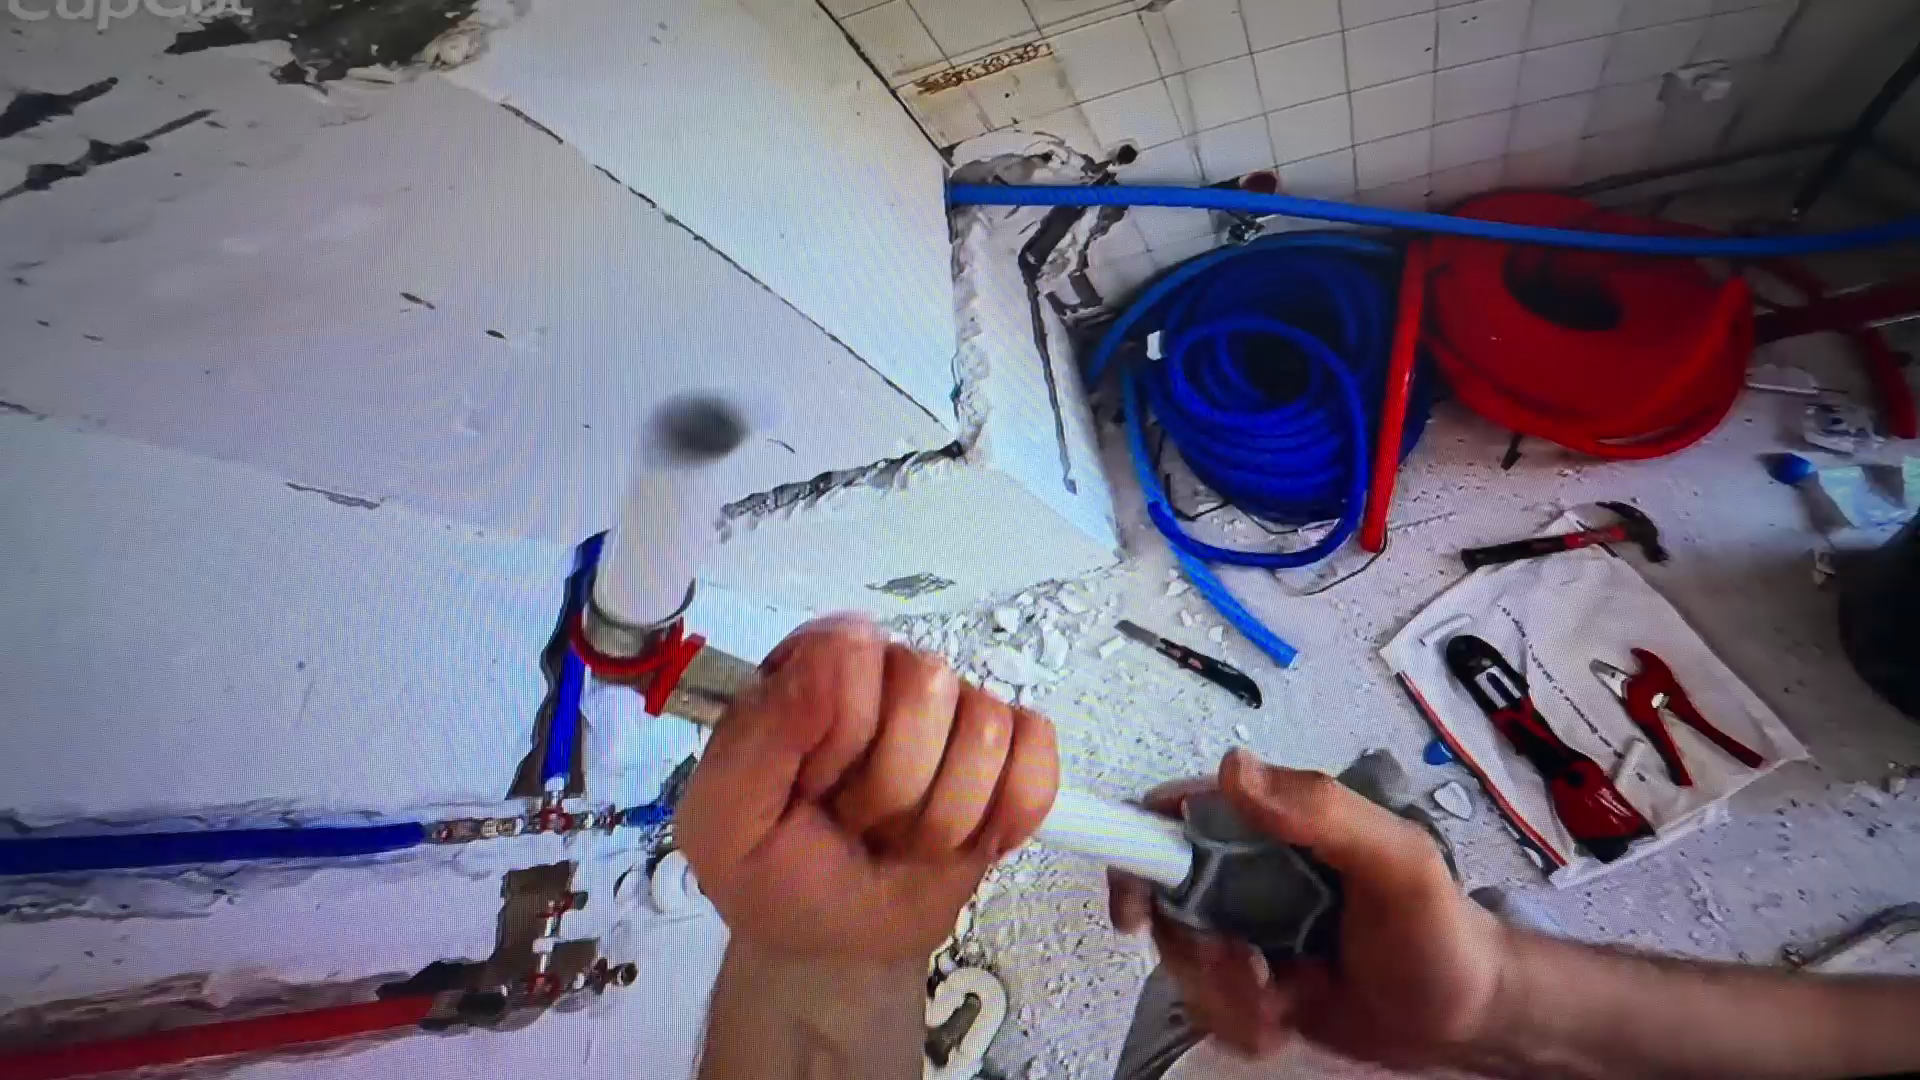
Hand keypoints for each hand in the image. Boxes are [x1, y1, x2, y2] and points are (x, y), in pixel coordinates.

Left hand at [677, 615, 1058, 965]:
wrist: (838, 935)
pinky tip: (964, 840)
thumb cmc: (776, 870)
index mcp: (818, 661)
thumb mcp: (726, 817)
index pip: (855, 652)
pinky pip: (1039, 760)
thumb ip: (761, 731)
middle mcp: (893, 668)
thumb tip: (839, 654)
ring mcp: (959, 706)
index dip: (839, 736)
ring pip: (987, 730)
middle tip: (857, 820)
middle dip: (891, 788)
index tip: (814, 784)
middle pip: (930, 686)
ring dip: (941, 817)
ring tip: (900, 834)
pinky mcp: (1013, 749)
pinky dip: (1005, 817)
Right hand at [1108, 748, 1508, 1067]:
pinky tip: (1284, 1021)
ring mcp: (1238, 925)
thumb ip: (1322, 808)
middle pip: (1162, 898)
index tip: (1137, 914)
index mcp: (1258, 822)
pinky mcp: (1245, 980)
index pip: (1169, 815)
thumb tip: (1230, 768)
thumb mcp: (1396, 859)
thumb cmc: (1435, 926)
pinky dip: (1236, 1020)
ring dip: (1221, 993)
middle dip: (1193, 948)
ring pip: (1180, 957)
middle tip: (1249, 974)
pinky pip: (1206, 1002)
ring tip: (1281, 1004)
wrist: (1469, 1016)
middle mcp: (1235, 868)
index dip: (1135, 851)